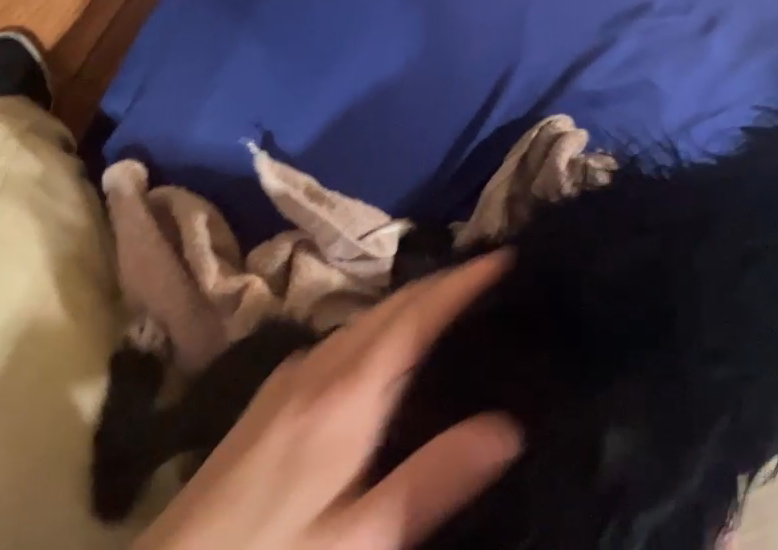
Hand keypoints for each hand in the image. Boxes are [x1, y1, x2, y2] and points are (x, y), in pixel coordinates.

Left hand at [133, 252, 521, 549]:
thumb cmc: (277, 549)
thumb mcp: (365, 534)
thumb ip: (434, 477)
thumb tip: (507, 426)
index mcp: (346, 394)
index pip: (414, 317)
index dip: (460, 282)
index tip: (501, 258)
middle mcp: (315, 368)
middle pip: (386, 308)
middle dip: (438, 284)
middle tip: (487, 278)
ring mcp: (288, 377)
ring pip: (359, 320)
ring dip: (407, 304)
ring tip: (449, 306)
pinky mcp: (270, 395)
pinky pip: (338, 340)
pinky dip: (376, 327)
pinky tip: (383, 352)